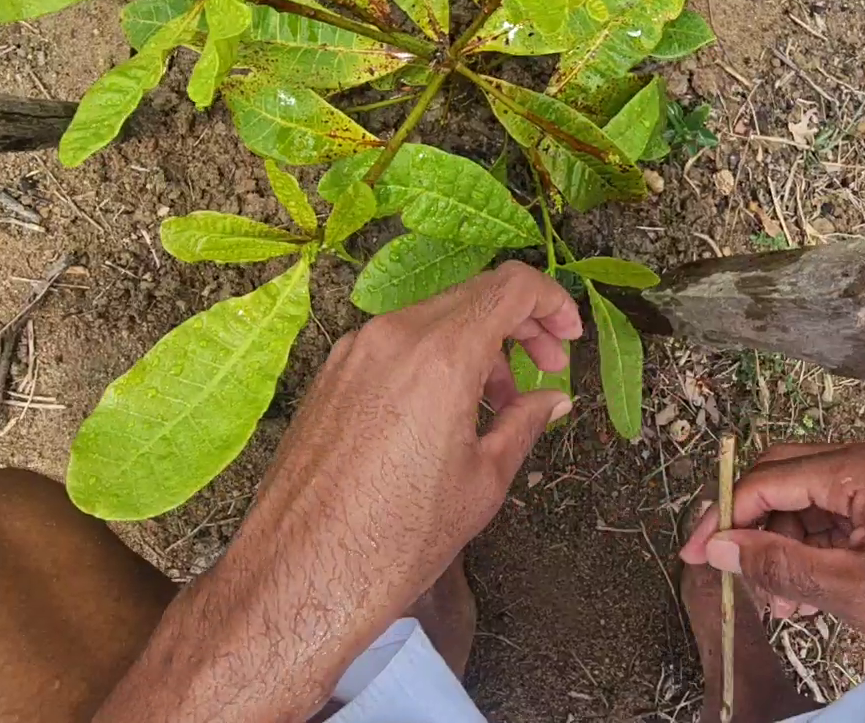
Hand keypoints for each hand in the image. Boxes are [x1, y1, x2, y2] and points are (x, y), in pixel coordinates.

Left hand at [99, 262, 579, 722]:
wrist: (295, 577)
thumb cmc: (398, 539)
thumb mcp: (482, 482)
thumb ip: (524, 423)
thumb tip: (554, 400)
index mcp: (441, 353)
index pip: (513, 286)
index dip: (553, 301)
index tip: (569, 336)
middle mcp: (396, 333)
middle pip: (478, 294)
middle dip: (522, 323)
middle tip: (547, 366)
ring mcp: (358, 347)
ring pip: (439, 314)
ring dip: (481, 341)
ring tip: (501, 398)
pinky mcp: (334, 369)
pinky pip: (401, 339)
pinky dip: (439, 353)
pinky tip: (450, 405)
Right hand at [681, 442, 864, 722]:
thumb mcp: (857, 594)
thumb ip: (779, 565)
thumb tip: (717, 547)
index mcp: (863, 467)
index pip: (769, 478)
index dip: (725, 516)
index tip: (695, 553)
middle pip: (788, 479)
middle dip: (755, 528)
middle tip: (734, 574)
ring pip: (814, 502)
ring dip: (787, 546)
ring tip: (784, 602)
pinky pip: (844, 520)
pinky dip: (820, 553)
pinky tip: (814, 594)